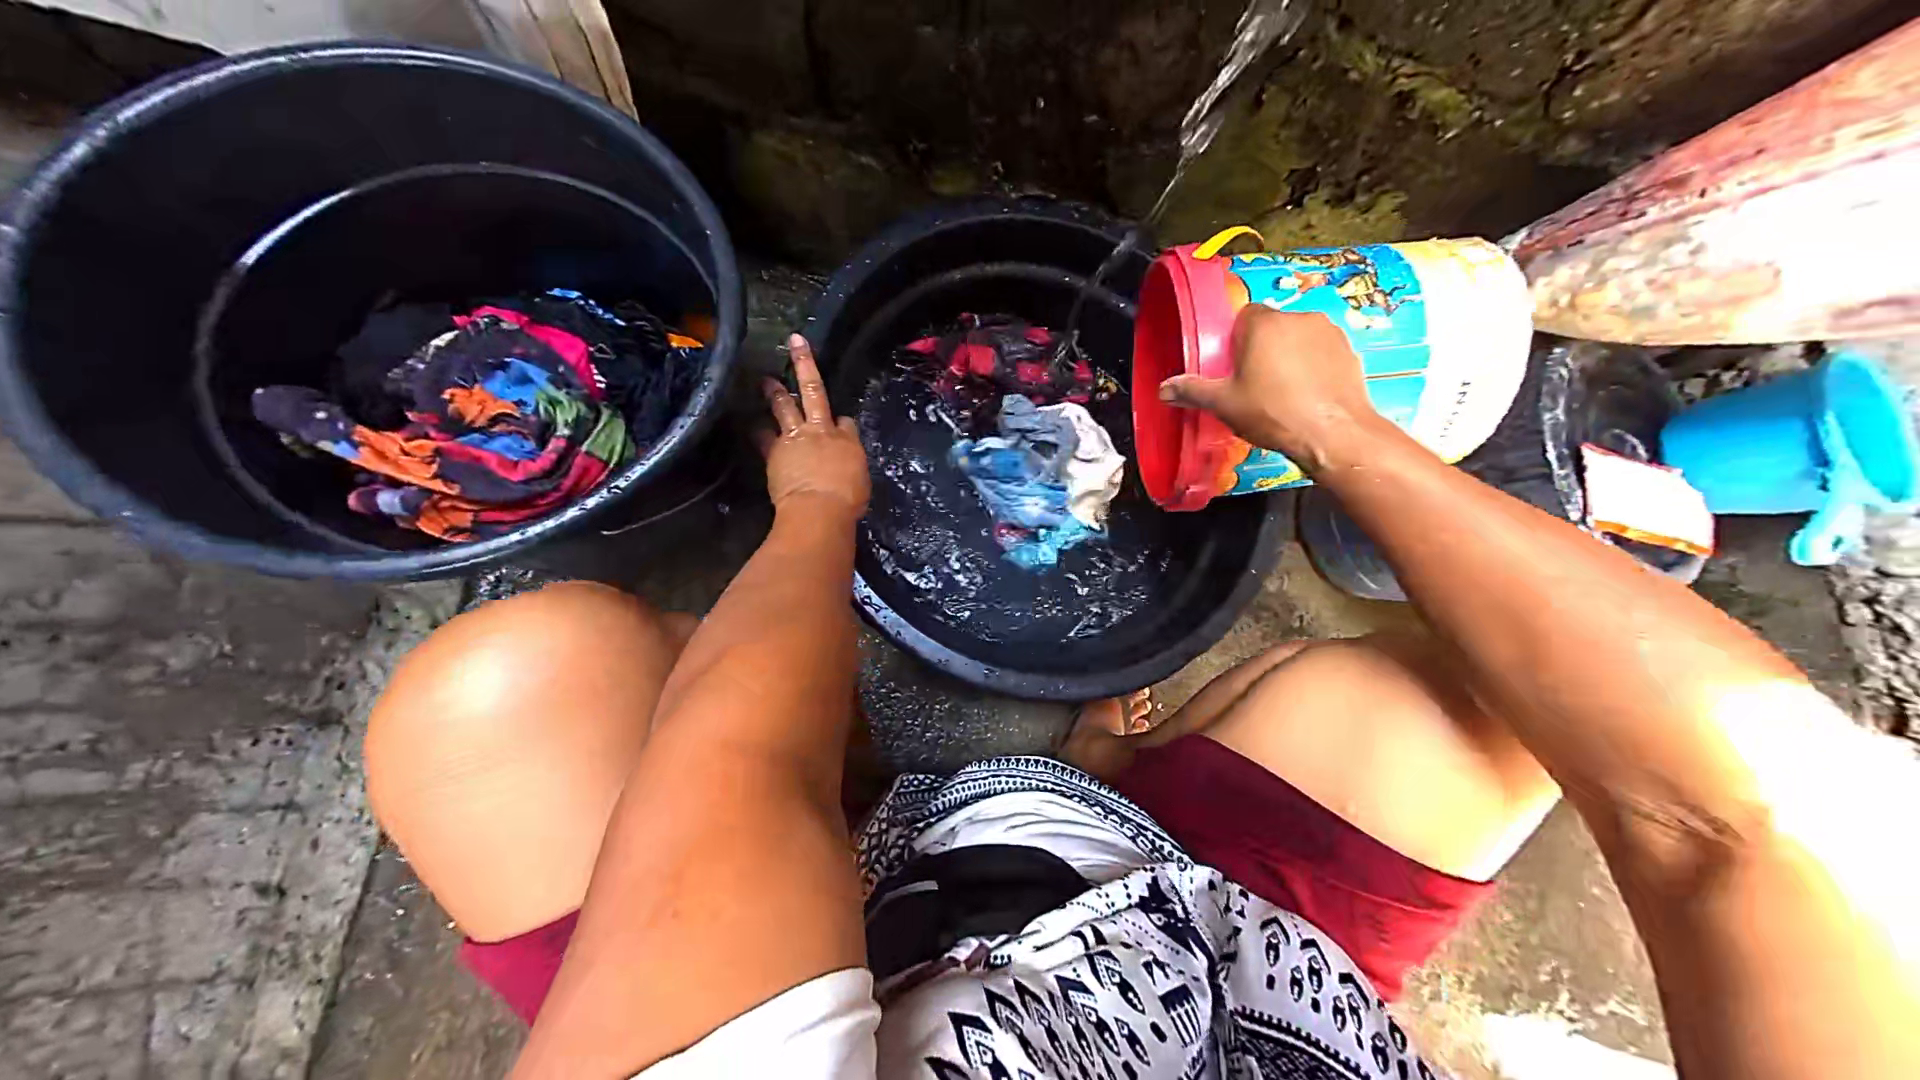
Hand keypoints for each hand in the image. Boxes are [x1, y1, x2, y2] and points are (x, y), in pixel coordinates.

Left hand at [758, 334, 869, 516]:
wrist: (818, 509)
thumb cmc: (847, 502)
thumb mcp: (860, 482)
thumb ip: (851, 468)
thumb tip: (845, 466)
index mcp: (848, 441)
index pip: (845, 422)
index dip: (842, 423)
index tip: (839, 424)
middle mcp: (821, 431)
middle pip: (814, 391)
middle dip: (805, 365)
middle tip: (796, 343)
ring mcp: (795, 438)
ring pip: (784, 407)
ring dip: (775, 392)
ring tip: (765, 380)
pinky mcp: (774, 452)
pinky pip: (763, 436)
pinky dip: (757, 429)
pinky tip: (750, 424)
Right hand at [1157, 308, 1386, 470]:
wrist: (1333, 434)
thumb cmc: (1272, 412)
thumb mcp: (1223, 404)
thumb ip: (1192, 391)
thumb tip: (1164, 389)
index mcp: (1263, 324)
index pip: (1243, 316)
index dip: (1234, 340)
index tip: (1232, 366)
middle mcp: (1298, 318)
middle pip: (1271, 326)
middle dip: (1261, 348)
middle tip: (1252, 382)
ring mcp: (1329, 332)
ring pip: (1298, 338)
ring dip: (1288, 355)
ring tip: (1281, 391)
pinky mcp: (1350, 350)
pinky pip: (1321, 352)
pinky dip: (1313, 366)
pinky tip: (1306, 395)